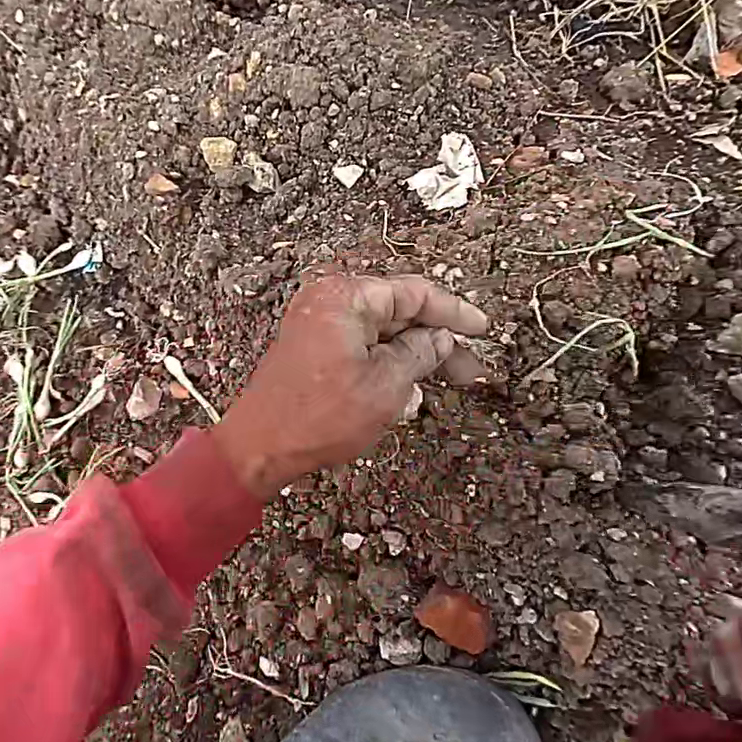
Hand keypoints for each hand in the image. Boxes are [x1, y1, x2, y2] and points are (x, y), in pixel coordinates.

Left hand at [212, 274, 488, 499]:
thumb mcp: (387, 384)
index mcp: (346, 297)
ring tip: (447, 382)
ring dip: (416, 357)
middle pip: (401, 313)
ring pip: (385, 334)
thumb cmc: (318, 417)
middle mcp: (331, 302)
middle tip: (470, 367)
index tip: (480, 328)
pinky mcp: (317, 350)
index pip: (414, 293)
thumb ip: (422, 352)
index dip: (454, 313)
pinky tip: (409, 394)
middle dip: (438, 341)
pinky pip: (365, 349)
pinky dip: (389, 367)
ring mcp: (321, 326)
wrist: (261, 448)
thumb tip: (440, 339)